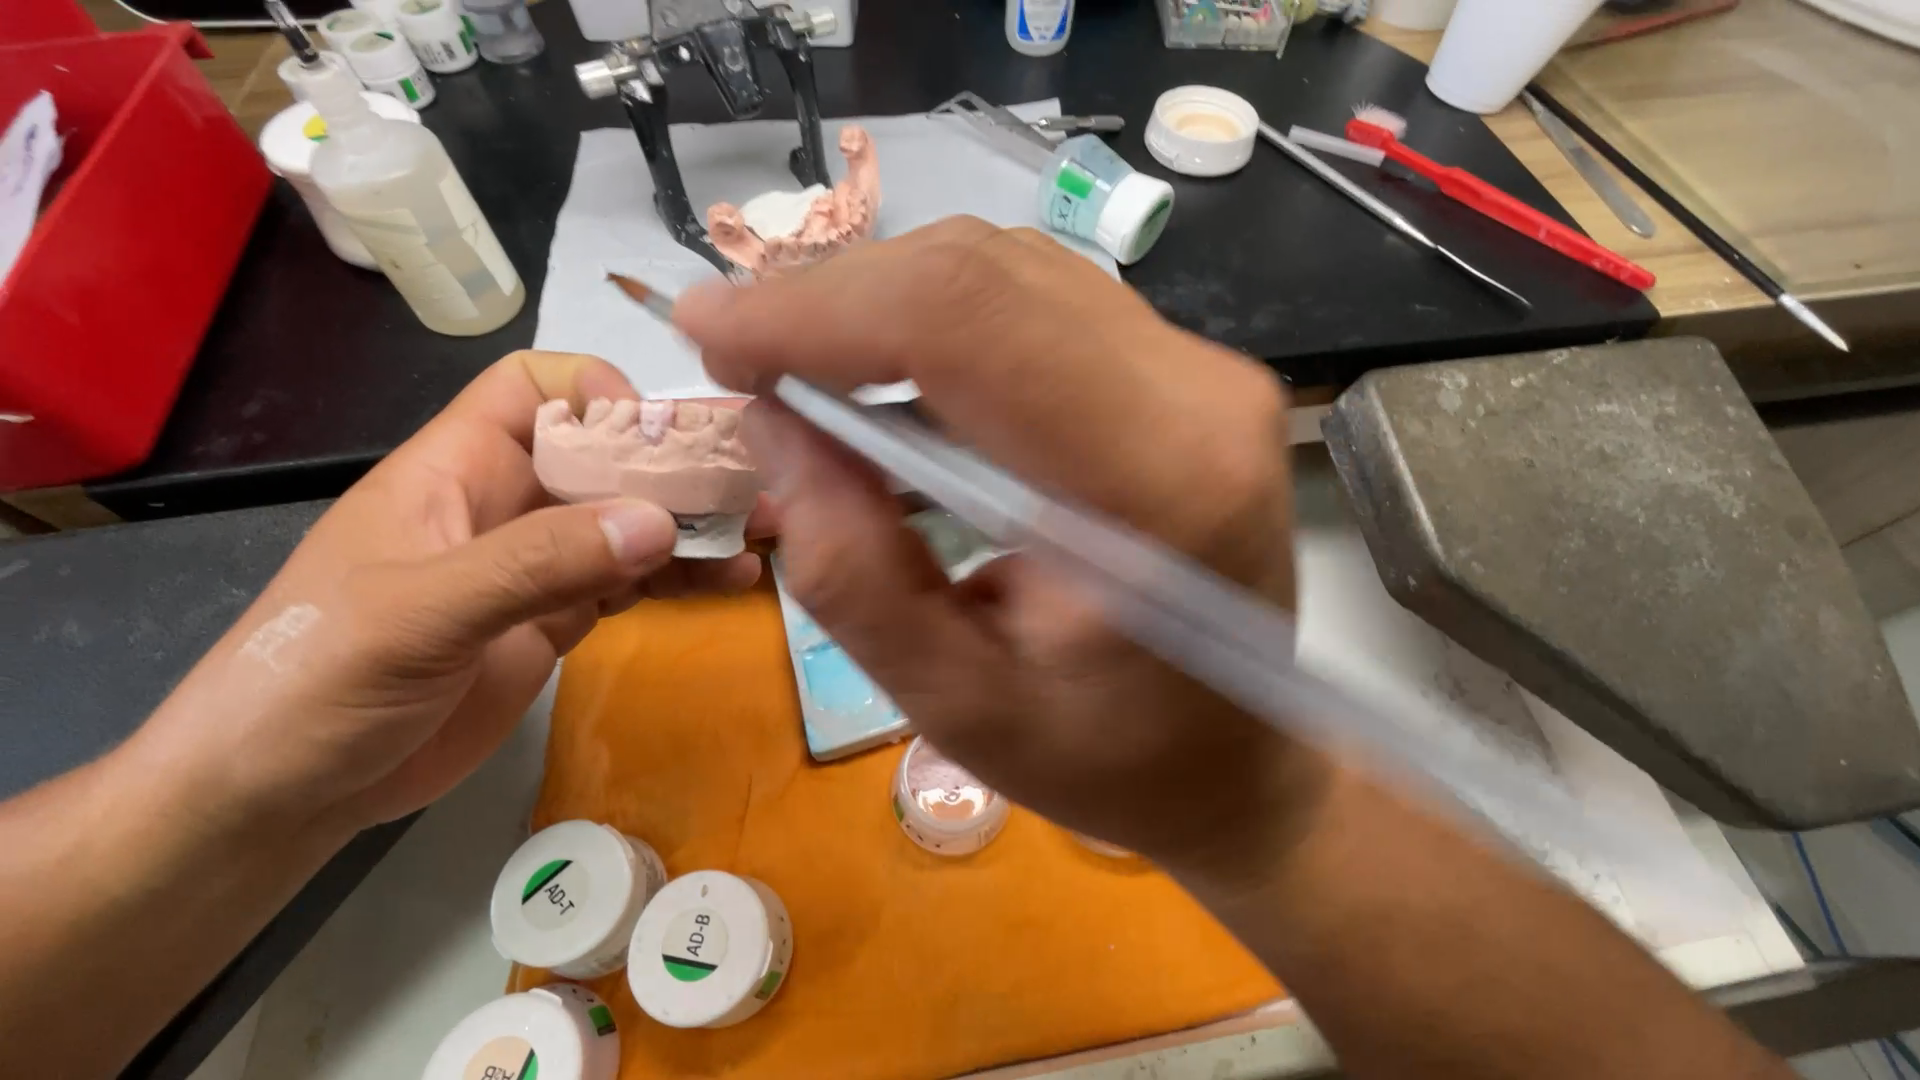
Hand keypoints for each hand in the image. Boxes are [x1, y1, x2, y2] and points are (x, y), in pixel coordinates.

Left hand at [142, 351, 768, 838]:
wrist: (282, 796)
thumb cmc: (317, 682)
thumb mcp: (420, 614)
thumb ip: (538, 563)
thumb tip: (657, 522)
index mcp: (455, 471)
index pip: (531, 391)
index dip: (596, 392)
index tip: (658, 438)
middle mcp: (506, 507)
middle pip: (604, 456)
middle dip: (679, 463)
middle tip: (757, 481)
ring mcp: (536, 568)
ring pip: (629, 521)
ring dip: (694, 523)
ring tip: (763, 532)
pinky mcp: (557, 622)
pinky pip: (632, 582)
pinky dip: (680, 577)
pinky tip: (729, 580)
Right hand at [675, 218, 1323, 884]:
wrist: (1239, 757)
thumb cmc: (1109, 757)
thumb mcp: (958, 704)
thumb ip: (854, 572)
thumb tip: (775, 424)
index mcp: (1154, 481)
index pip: (967, 321)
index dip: (820, 309)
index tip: (711, 333)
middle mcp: (1195, 393)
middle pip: (983, 274)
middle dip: (837, 301)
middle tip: (744, 358)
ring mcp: (1201, 369)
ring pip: (1005, 271)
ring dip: (883, 305)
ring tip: (802, 367)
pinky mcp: (1183, 371)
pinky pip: (1035, 302)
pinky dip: (938, 320)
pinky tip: (887, 374)